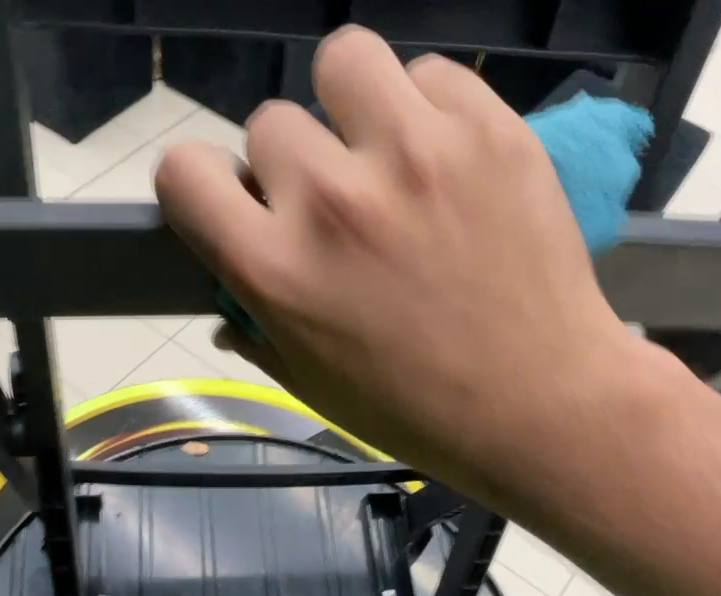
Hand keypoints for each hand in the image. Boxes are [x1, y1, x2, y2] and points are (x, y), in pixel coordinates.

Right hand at [154, 27, 682, 509]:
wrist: (538, 403)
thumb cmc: (414, 409)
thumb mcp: (310, 385)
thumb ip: (255, 329)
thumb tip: (228, 301)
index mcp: (278, 272)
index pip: (183, 172)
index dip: (201, 186)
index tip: (235, 204)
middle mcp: (333, 201)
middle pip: (268, 121)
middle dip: (291, 164)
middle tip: (334, 204)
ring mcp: (414, 155)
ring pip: (344, 61)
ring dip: (350, 106)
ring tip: (382, 153)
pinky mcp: (487, 129)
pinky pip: (429, 74)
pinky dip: (427, 110)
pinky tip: (444, 160)